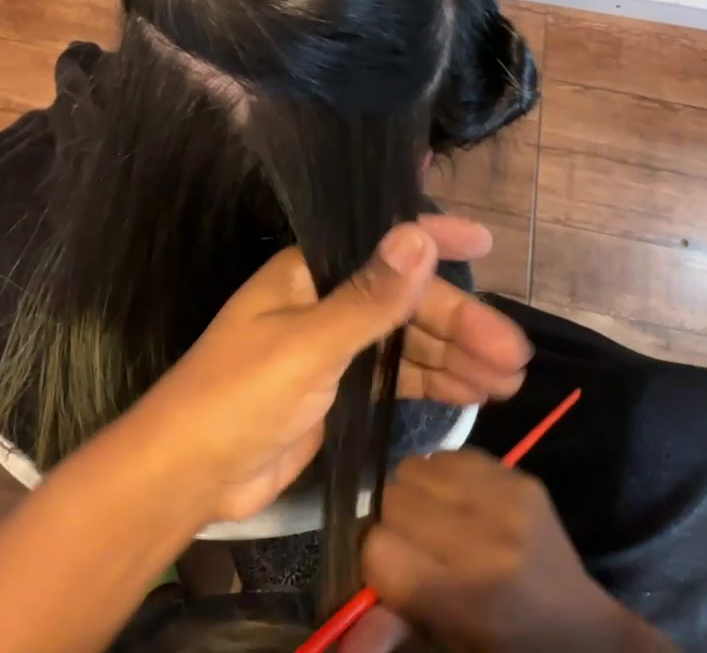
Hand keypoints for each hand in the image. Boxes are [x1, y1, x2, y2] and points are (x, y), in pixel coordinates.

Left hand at [125, 215, 531, 521]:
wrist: (191, 471)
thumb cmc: (238, 395)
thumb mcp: (308, 345)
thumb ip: (368, 298)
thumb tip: (419, 235)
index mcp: (306, 274)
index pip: (379, 247)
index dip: (431, 241)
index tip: (485, 242)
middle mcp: (321, 302)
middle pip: (403, 302)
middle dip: (459, 323)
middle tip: (516, 357)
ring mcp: (329, 349)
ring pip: (404, 342)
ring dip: (454, 356)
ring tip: (508, 381)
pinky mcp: (334, 392)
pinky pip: (393, 377)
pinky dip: (431, 382)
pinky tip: (471, 394)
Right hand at [350, 450, 667, 651]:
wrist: (581, 632)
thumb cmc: (502, 646)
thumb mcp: (444, 645)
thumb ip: (389, 627)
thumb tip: (337, 636)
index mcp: (465, 598)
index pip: (376, 548)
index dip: (375, 559)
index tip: (392, 574)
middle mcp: (485, 543)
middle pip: (391, 500)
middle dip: (391, 522)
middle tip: (416, 548)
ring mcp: (506, 502)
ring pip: (413, 468)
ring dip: (414, 494)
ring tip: (438, 523)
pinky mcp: (519, 477)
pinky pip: (448, 455)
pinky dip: (443, 477)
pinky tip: (462, 505)